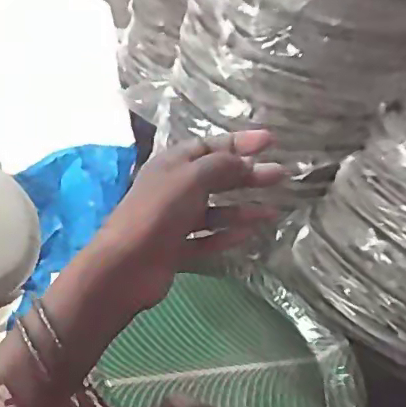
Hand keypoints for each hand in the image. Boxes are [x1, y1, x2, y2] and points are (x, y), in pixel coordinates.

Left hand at [72, 131, 285, 315]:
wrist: (126, 265)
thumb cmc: (157, 212)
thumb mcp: (192, 178)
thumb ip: (222, 166)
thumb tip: (246, 163)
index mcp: (171, 164)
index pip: (210, 147)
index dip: (239, 143)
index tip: (271, 141)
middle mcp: (173, 190)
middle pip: (215, 179)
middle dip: (247, 176)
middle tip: (279, 175)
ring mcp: (173, 222)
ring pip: (214, 212)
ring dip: (241, 210)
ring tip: (271, 212)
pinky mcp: (176, 250)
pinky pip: (206, 240)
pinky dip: (226, 236)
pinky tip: (248, 234)